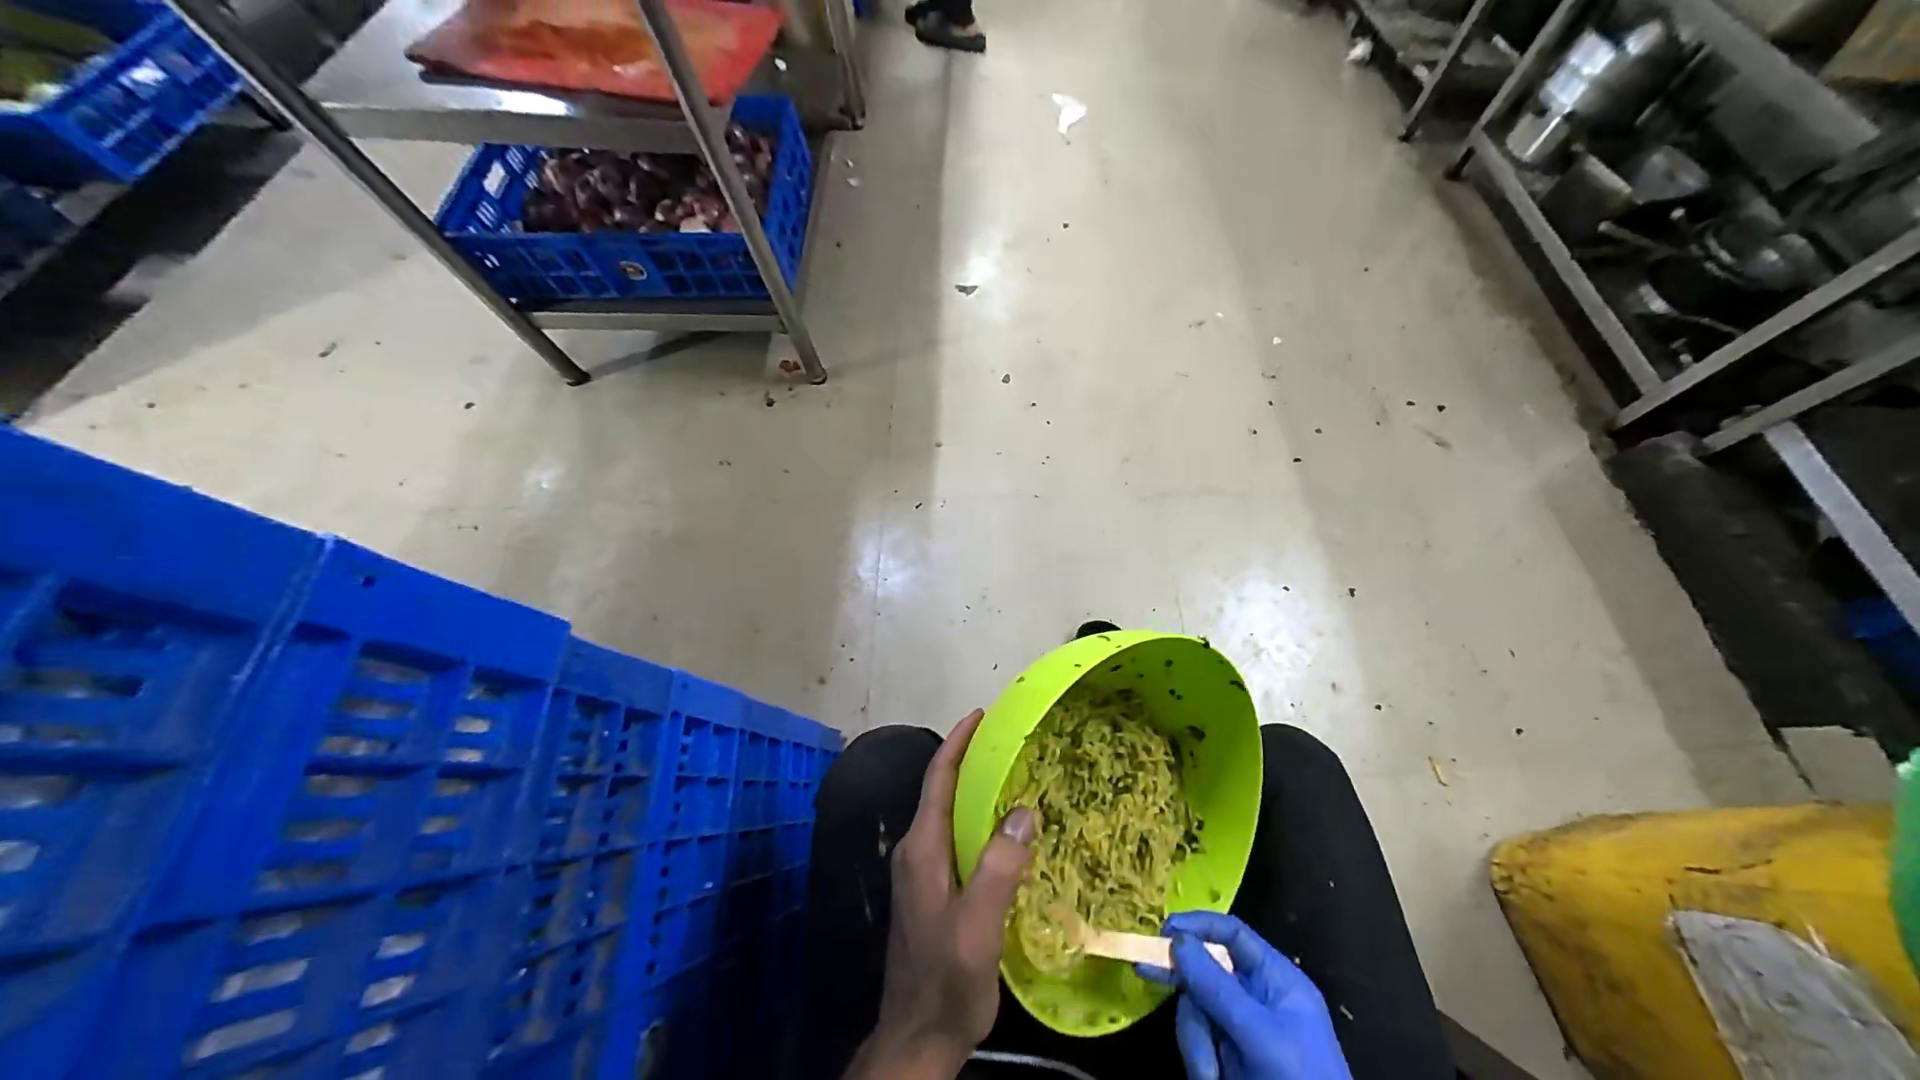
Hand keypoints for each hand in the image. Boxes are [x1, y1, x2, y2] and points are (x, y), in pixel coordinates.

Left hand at [842, 709, 1039, 1079]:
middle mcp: (916, 851)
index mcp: (923, 849)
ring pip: (948, 815)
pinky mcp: (930, 890)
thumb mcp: (979, 926)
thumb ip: (999, 868)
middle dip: (968, 759)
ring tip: (1013, 775)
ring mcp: (920, 872)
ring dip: (974, 790)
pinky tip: (1003, 830)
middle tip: (1008, 741)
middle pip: (941, 791)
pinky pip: (954, 838)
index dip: (956, 743)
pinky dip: (976, 820)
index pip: (938, 780)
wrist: (917, 1035)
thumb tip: (1023, 810)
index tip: (979, 715)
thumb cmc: (947, 980)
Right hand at [1138, 912, 1353, 1079]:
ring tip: (1211, 1075)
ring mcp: (1241, 1027)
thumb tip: (1176, 939)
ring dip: (1196, 1041)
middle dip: (1189, 993)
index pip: (1232, 934)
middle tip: (1146, 972)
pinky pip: (1198, 1039)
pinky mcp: (1228, 1055)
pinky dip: (1199, 1059)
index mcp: (1276, 980)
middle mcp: (1256, 997)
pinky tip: (1212, 1079)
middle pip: (1205, 971)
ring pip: (1196, 1008)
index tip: (1163, 932)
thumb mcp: (1260, 1036)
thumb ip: (1217, 987)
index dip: (1197, 926)